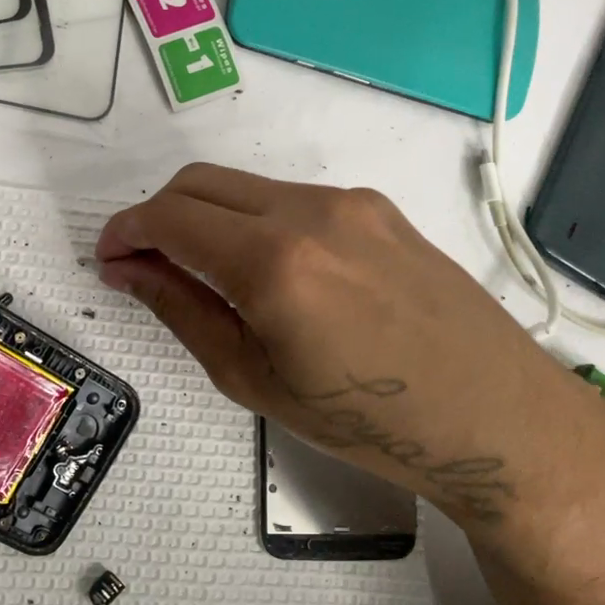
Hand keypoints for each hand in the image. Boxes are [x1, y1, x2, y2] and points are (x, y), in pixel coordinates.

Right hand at [96, 163, 604, 531]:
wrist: (498, 421)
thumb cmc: (365, 421)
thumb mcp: (251, 377)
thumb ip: (181, 309)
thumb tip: (125, 269)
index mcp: (273, 262)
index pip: (168, 217)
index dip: (124, 232)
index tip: (106, 259)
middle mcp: (309, 211)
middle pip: (198, 183)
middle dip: (154, 216)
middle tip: (141, 264)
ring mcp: (350, 203)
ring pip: (243, 187)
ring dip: (202, 216)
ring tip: (200, 273)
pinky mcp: (378, 209)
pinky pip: (288, 198)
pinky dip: (249, 220)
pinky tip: (262, 271)